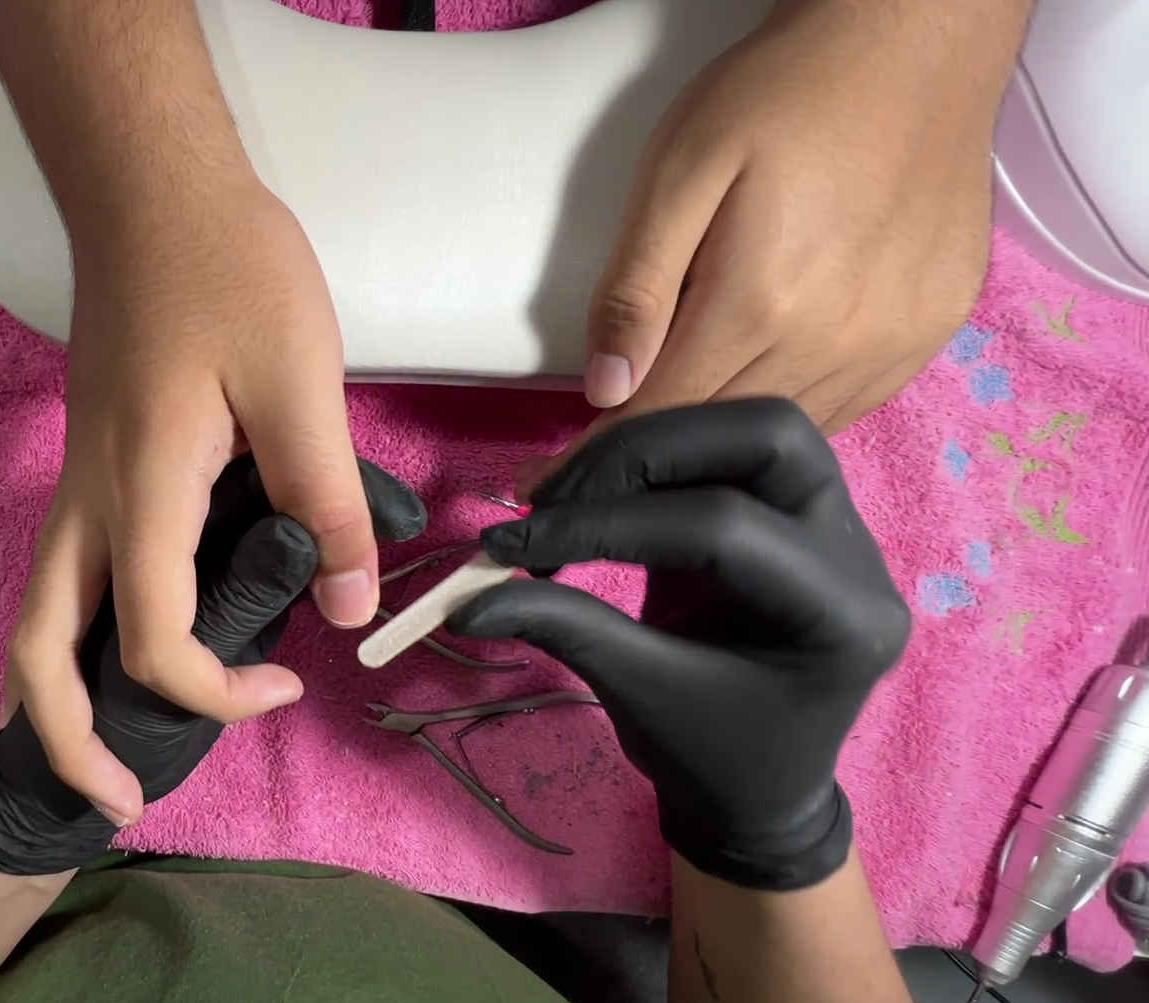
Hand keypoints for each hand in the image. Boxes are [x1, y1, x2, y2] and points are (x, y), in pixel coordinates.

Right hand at [12, 183, 383, 825]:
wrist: (150, 198)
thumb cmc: (226, 274)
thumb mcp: (300, 385)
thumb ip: (326, 503)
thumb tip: (350, 606)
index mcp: (140, 498)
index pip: (155, 645)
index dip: (219, 694)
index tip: (288, 682)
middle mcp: (87, 511)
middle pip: (35, 654)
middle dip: (66, 742)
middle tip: (118, 798)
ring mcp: (77, 493)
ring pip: (39, 620)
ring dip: (63, 695)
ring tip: (115, 743)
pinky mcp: (90, 474)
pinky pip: (68, 582)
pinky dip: (82, 641)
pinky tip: (127, 646)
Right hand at [448, 398, 909, 889]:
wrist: (754, 780)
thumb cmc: (708, 750)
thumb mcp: (634, 692)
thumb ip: (559, 627)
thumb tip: (463, 602)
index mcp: (837, 613)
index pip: (716, 527)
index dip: (599, 525)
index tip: (507, 548)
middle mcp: (852, 550)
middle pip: (760, 436)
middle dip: (638, 453)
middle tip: (551, 499)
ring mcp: (825, 522)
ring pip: (741, 428)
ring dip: (640, 447)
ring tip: (563, 496)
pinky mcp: (781, 513)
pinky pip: (717, 452)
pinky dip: (643, 464)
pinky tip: (590, 500)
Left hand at [540, 0, 1027, 484]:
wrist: (917, 31)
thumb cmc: (779, 97)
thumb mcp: (674, 183)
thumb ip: (634, 293)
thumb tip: (605, 390)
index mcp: (761, 306)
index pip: (655, 417)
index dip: (597, 456)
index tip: (547, 483)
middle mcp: (836, 338)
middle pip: (710, 432)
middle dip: (644, 454)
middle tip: (594, 462)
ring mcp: (894, 339)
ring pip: (773, 434)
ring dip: (710, 441)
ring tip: (664, 430)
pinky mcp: (929, 329)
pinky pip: (839, 411)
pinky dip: (776, 418)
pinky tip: (742, 398)